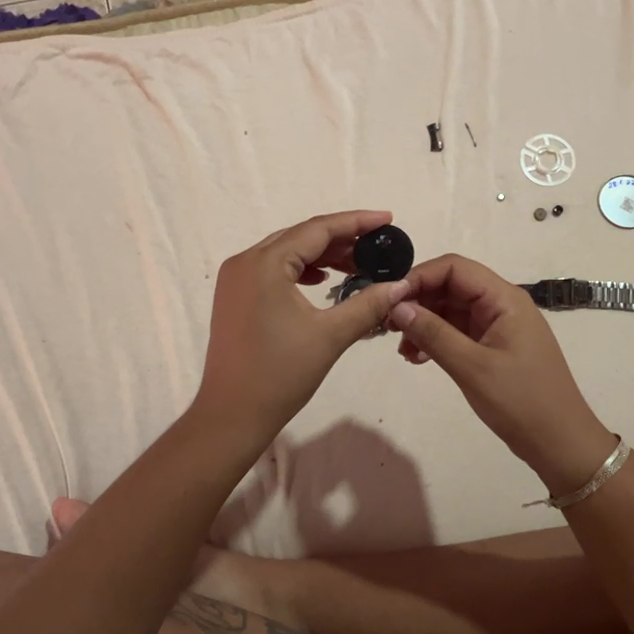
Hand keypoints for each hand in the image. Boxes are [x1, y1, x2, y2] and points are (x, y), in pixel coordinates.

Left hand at [194, 211, 413, 439]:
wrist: (232, 414)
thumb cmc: (280, 374)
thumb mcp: (330, 336)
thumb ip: (368, 304)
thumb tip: (401, 286)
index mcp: (264, 263)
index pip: (317, 229)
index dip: (355, 222)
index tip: (387, 219)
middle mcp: (245, 262)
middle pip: (300, 237)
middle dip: (341, 240)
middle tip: (378, 247)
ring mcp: (235, 280)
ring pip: (286, 253)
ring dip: (322, 256)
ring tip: (358, 265)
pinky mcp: (234, 298)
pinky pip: (273, 271)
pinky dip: (301, 271)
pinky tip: (324, 282)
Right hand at [388, 254, 615, 488]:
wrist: (560, 442)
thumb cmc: (521, 401)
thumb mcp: (471, 367)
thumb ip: (433, 333)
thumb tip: (398, 306)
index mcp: (504, 299)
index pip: (454, 267)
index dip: (419, 277)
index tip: (390, 300)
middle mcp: (501, 304)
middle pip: (451, 286)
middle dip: (418, 302)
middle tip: (389, 327)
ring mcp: (498, 326)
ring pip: (451, 310)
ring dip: (424, 323)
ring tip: (402, 350)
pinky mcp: (494, 347)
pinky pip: (458, 331)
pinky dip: (436, 340)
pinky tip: (418, 358)